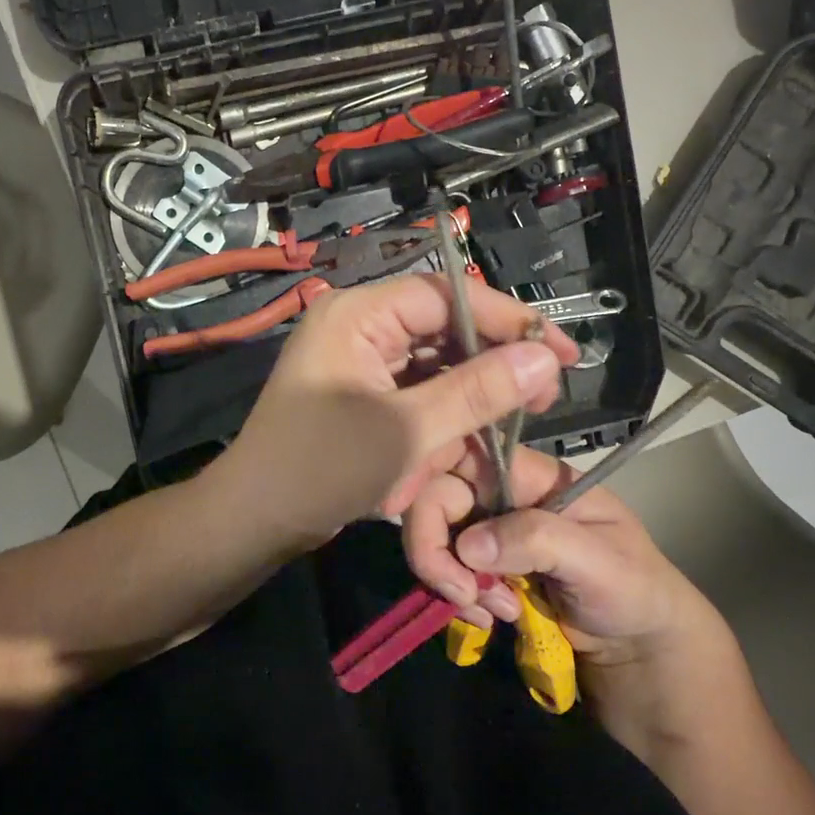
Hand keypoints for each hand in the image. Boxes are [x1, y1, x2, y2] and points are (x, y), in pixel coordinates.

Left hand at [202, 275, 577, 550]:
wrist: (256, 518)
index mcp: (357, 315)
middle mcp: (357, 327)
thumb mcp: (406, 431)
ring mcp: (357, 362)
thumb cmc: (321, 468)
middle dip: (493, 361)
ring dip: (473, 391)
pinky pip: (416, 390)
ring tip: (519, 416)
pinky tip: (477, 432)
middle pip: (443, 327)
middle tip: (545, 393)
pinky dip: (446, 412)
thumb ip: (477, 391)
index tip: (558, 352)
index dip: (506, 320)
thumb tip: (544, 358)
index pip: (445, 295)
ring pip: (435, 363)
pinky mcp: (361, 396)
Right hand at [402, 444, 710, 655]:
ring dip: (451, 582)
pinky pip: (445, 575)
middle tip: (465, 594)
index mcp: (532, 476)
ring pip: (434, 541)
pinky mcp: (480, 570)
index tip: (429, 530)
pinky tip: (492, 620)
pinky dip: (458, 601)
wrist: (638, 648)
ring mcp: (487, 535)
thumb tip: (467, 545)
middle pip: (435, 499)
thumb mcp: (601, 563)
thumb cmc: (635, 592)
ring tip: (497, 612)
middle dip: (435, 549)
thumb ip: (539, 541)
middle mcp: (501, 497)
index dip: (430, 477)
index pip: (463, 454)